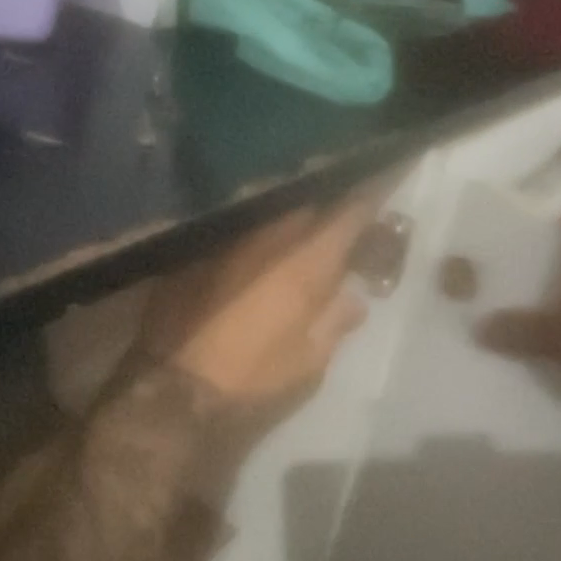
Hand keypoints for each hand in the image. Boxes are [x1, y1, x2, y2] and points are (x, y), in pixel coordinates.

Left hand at [141, 179, 389, 411]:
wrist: (172, 387)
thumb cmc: (251, 380)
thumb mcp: (308, 363)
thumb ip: (335, 323)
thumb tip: (353, 298)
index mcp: (307, 261)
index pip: (351, 209)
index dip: (373, 190)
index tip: (388, 173)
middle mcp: (269, 235)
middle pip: (309, 200)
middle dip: (330, 199)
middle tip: (344, 204)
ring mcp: (228, 238)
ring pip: (270, 208)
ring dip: (290, 210)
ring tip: (302, 217)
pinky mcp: (195, 249)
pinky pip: (235, 225)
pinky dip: (253, 229)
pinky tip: (255, 240)